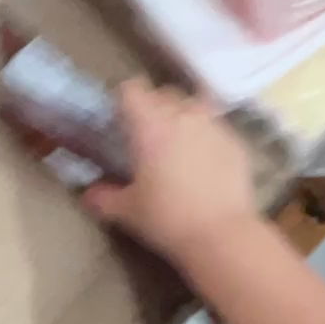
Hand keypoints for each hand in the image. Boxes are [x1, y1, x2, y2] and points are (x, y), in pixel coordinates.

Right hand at [84, 79, 256, 259]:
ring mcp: (213, 124)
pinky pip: (215, 127)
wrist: (220, 234)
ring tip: (178, 145)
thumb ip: (105, 198)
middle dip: (154, 109)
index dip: (124, 102)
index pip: (132, 89)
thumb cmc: (167, 219)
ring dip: (182, 117)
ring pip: (194, 105)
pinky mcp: (235, 141)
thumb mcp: (128, 212)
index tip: (121, 122)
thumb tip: (89, 194)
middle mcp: (183, 114)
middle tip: (148, 140)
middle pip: (164, 94)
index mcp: (151, 125)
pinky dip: (205, 137)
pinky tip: (203, 165)